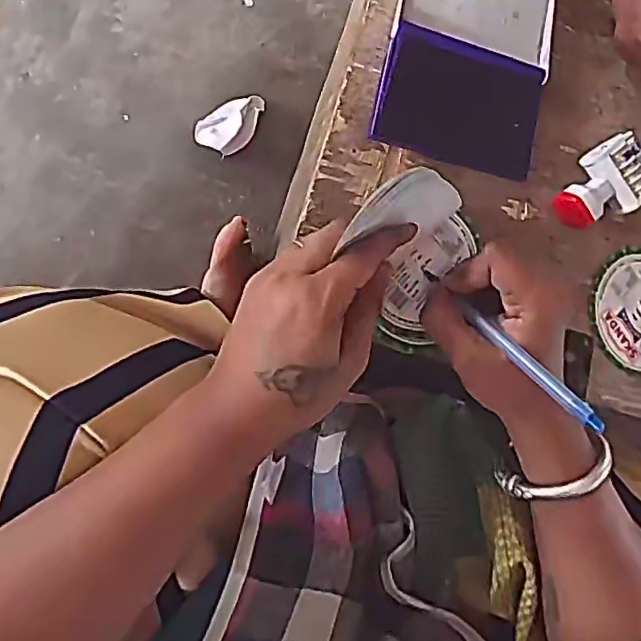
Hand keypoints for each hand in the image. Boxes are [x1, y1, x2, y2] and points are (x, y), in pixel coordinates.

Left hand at [198, 220, 414, 450]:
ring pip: (313, 241)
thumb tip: (381, 273)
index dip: (387, 238)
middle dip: (361, 236)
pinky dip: (316, 258)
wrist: (234, 410)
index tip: (406, 230)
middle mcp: (289, 275)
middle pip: (334, 233)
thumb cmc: (299, 397)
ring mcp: (268, 274)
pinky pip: (294, 255)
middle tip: (380, 250)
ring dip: (337, 247)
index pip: (360, 253)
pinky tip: (324, 282)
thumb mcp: (350, 361)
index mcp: (317, 297)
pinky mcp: (255, 281)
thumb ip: (368, 310)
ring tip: (352, 271)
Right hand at [420, 245, 575, 429]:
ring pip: (506, 260)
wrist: (543, 413)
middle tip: (456, 302)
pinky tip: (484, 313)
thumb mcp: (468, 358)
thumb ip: (443, 319)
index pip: (496, 255)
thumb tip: (429, 293)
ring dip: (481, 280)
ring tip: (468, 310)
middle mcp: (550, 283)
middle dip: (472, 274)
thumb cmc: (509, 390)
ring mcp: (552, 288)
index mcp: (537, 296)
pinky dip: (493, 285)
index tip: (450, 297)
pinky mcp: (547, 295)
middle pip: (501, 253)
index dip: (467, 271)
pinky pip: (513, 272)